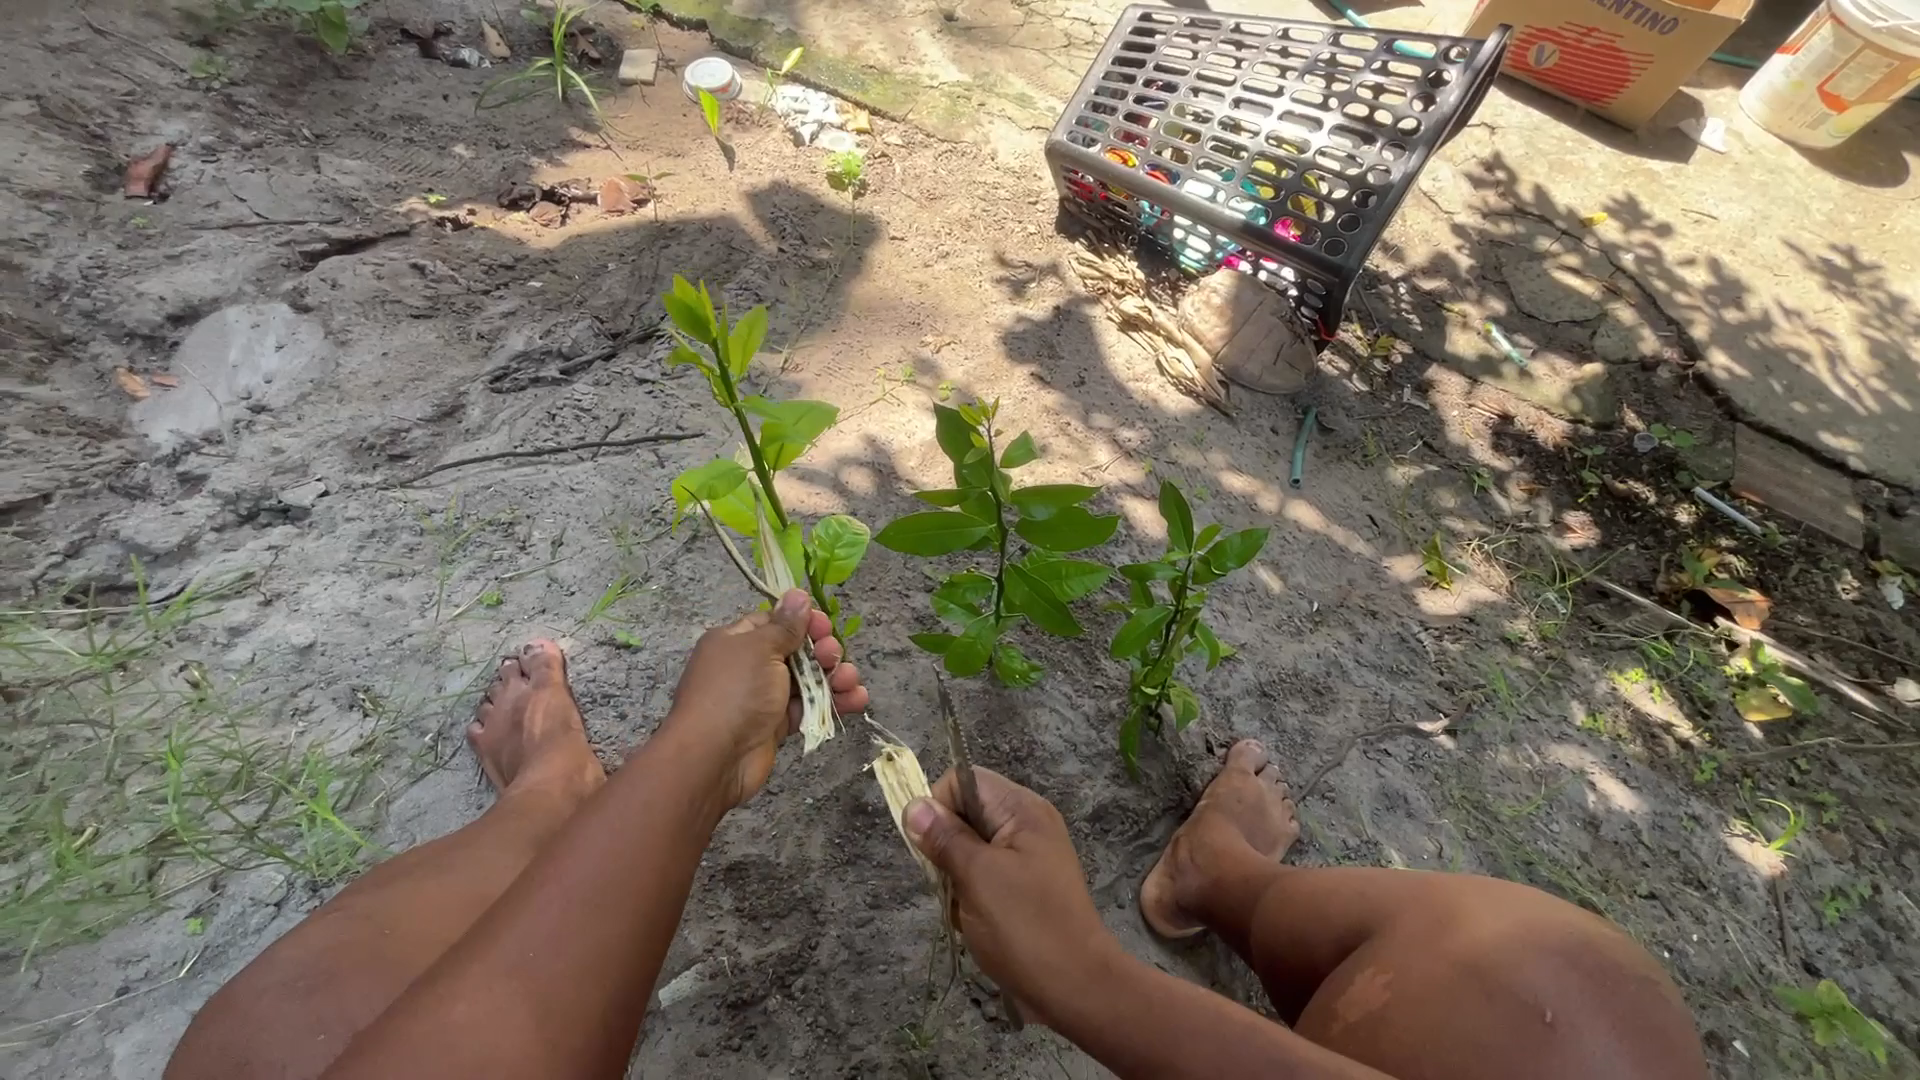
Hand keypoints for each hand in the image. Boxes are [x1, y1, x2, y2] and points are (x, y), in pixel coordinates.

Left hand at [664, 589, 869, 807]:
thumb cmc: (734, 693)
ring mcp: (764, 697)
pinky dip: (833, 703)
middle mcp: (749, 666)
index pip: (774, 622)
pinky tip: (856, 700)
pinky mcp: (778, 725)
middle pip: (796, 650)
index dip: (802, 622)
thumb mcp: (759, 649)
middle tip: (833, 656)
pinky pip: (809, 707)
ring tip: (850, 681)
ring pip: (807, 680)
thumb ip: (785, 625)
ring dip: (834, 677)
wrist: (714, 758)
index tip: (824, 626)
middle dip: (822, 651)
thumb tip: (798, 594)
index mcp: (736, 641)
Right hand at [904, 768, 1116, 1027]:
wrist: (1077, 989)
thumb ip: (944, 838)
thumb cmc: (1026, 927)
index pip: (963, 780)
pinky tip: (978, 922)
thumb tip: (913, 805)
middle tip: (951, 883)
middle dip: (946, 847)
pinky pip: (983, 874)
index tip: (932, 847)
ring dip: (957, 876)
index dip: (939, 806)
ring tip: (967, 908)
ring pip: (970, 847)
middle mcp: (1026, 821)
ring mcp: (1028, 854)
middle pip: (965, 813)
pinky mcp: (1025, 884)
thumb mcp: (977, 877)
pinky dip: (972, 895)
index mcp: (1021, 808)